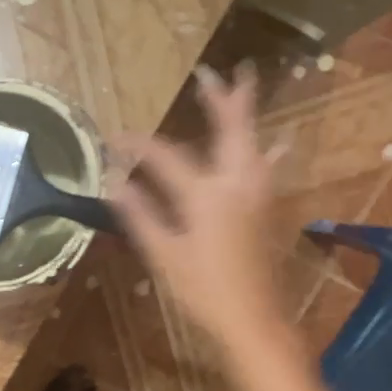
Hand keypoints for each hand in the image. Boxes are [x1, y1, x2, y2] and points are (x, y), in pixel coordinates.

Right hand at [111, 64, 289, 338]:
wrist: (253, 318)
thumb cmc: (203, 291)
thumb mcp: (164, 255)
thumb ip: (141, 216)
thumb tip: (114, 185)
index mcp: (205, 194)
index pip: (165, 157)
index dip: (137, 144)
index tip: (114, 137)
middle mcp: (237, 183)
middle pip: (229, 129)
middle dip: (220, 99)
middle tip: (210, 72)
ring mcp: (258, 193)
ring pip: (253, 141)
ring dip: (245, 113)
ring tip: (243, 84)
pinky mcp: (267, 207)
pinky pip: (267, 165)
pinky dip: (267, 149)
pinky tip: (277, 145)